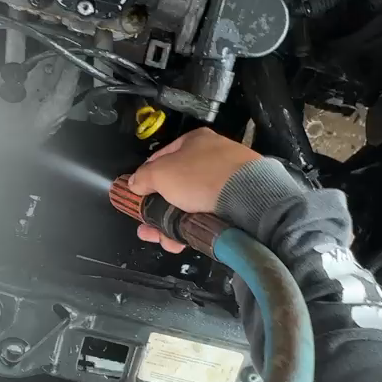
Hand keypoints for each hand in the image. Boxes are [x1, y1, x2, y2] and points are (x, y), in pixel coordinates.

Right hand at [126, 128, 260, 252]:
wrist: (247, 198)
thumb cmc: (206, 177)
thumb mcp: (161, 173)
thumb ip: (142, 177)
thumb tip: (133, 184)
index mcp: (194, 141)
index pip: (160, 158)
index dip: (145, 178)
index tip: (136, 195)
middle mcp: (210, 158)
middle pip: (174, 186)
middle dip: (157, 209)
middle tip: (146, 224)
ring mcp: (223, 182)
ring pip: (188, 205)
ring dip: (171, 223)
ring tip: (161, 238)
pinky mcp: (233, 204)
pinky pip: (204, 216)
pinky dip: (190, 228)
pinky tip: (179, 240)